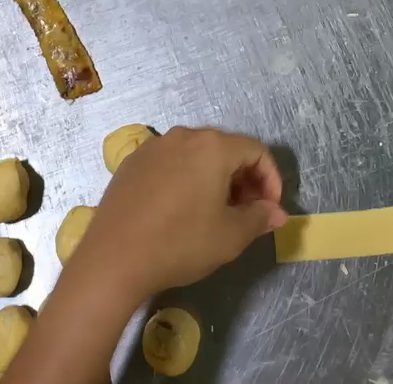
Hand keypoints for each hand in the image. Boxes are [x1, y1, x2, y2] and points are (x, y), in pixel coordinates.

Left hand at [68, 126, 287, 299]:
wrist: (115, 256)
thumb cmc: (180, 243)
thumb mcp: (230, 237)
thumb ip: (259, 218)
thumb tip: (277, 212)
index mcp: (213, 147)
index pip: (255, 150)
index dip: (270, 178)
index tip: (269, 209)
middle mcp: (184, 135)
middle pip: (226, 148)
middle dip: (243, 177)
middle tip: (246, 211)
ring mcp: (155, 145)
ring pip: (196, 153)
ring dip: (214, 176)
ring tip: (214, 210)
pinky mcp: (133, 160)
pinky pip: (170, 160)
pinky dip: (185, 176)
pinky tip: (179, 208)